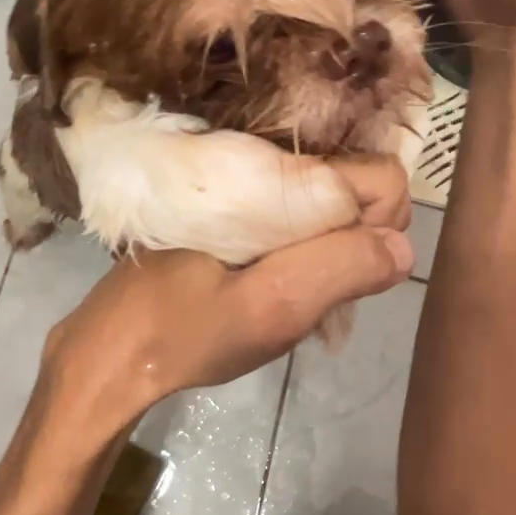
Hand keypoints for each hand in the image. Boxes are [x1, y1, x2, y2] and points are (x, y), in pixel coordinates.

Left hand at [40, 158, 414, 429]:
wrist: (113, 347)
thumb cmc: (187, 330)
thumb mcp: (270, 309)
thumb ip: (338, 269)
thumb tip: (402, 245)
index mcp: (272, 180)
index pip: (378, 175)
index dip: (381, 226)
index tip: (350, 275)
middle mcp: (260, 167)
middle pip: (353, 188)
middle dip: (355, 241)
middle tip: (318, 293)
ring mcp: (243, 188)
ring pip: (324, 206)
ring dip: (327, 251)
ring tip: (294, 297)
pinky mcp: (229, 210)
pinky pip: (291, 218)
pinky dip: (299, 251)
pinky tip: (273, 289)